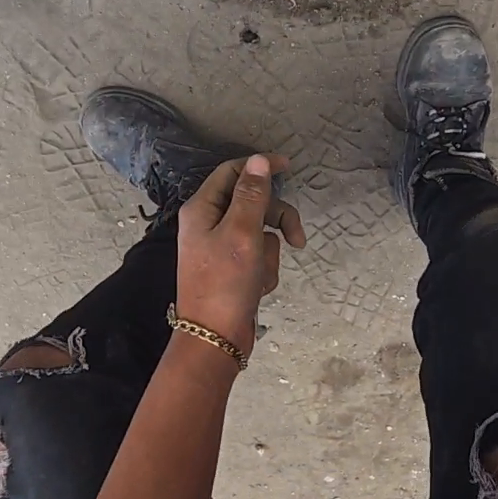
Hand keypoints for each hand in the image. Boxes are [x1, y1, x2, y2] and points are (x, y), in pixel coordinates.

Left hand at [176, 155, 306, 357]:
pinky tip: (258, 287)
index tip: (289, 167)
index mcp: (202, 209)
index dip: (260, 167)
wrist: (216, 339)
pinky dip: (264, 269)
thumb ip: (252, 195)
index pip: (232, 172)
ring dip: (270, 252)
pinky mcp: (233, 268)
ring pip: (261, 231)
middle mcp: (208, 223)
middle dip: (276, 220)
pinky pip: (259, 255)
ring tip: (262, 275)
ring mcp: (220, 247)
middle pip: (252, 202)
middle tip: (296, 237)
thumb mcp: (243, 233)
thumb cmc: (225, 283)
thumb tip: (259, 160)